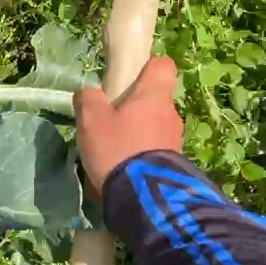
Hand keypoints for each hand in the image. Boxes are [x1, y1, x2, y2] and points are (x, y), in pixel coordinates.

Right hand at [74, 56, 183, 194]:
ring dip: (141, 133)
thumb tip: (90, 92)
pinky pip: (158, 150)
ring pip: (158, 126)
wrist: (145, 197)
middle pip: (157, 100)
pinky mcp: (176, 164)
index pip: (163, 66)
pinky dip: (145, 154)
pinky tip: (128, 167)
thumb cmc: (117, 148)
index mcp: (154, 95)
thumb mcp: (91, 120)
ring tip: (118, 149)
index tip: (131, 79)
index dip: (148, 68)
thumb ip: (88, 99)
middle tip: (114, 121)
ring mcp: (176, 140)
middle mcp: (171, 114)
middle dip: (138, 107)